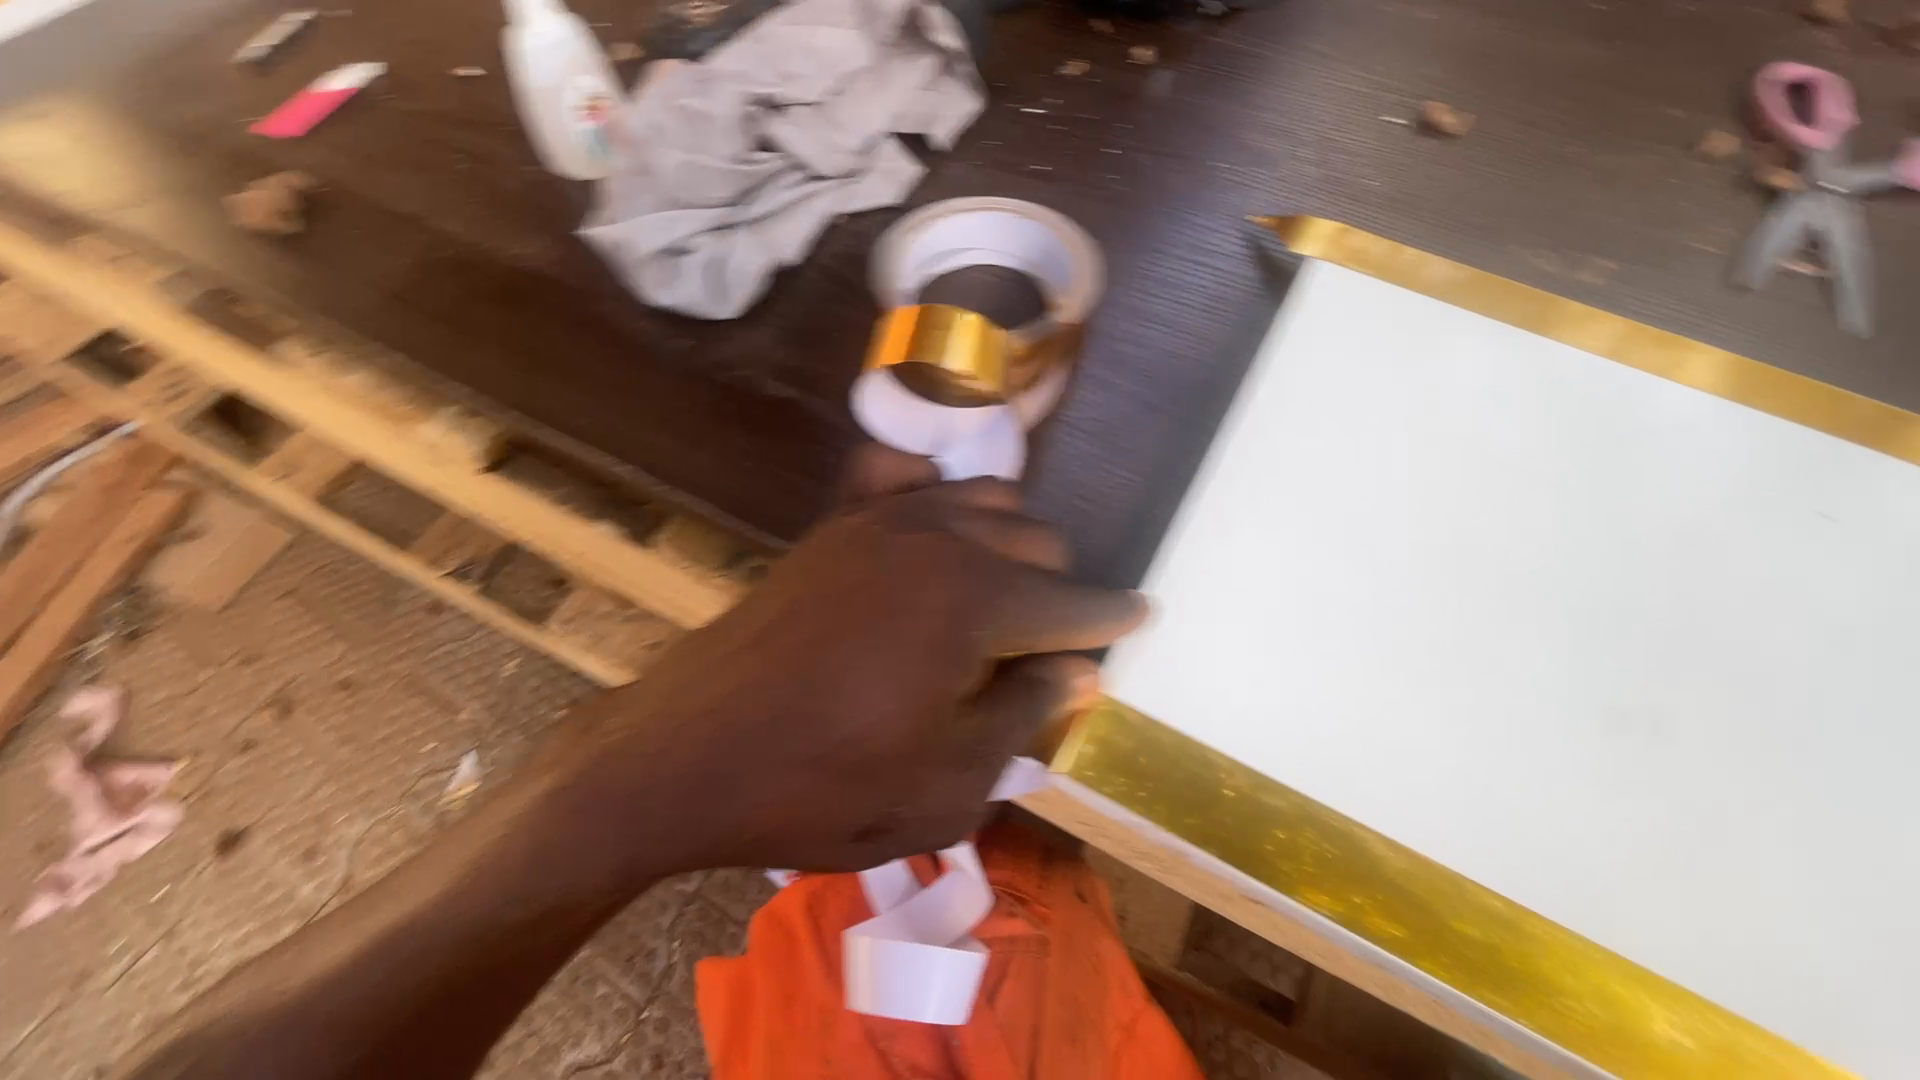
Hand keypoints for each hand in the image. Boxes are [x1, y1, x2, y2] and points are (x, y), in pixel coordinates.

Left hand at [559, 445, 1147, 875]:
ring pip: (983, 498)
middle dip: (1061, 587)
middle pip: (1038, 537)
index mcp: (978, 601)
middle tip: (1053, 643)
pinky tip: (937, 523)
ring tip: (1007, 594)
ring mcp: (880, 521)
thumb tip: (1079, 668)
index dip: (1115, 617)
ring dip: (1011, 540)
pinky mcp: (832, 527)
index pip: (1077, 602)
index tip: (1140, 619)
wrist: (687, 756)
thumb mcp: (949, 783)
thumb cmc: (824, 788)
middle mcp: (939, 538)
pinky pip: (903, 480)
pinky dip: (936, 494)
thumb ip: (1026, 713)